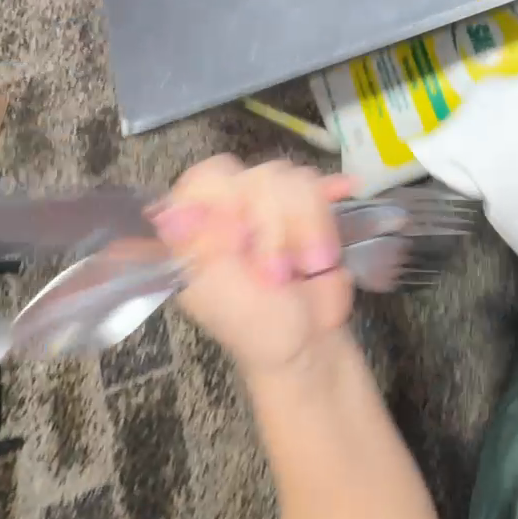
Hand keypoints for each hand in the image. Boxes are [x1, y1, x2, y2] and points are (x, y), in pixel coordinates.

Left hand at [152, 156, 354, 376]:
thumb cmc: (258, 327)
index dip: (228, 198)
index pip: (205, 179)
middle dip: (277, 227)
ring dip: (308, 226)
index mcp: (202, 227)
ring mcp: (274, 207)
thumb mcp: (220, 295)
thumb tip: (173, 214)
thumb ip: (201, 250)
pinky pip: (322, 183)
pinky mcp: (311, 209)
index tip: (242, 233)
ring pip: (296, 180)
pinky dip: (331, 189)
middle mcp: (235, 209)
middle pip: (259, 176)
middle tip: (278, 272)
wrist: (309, 342)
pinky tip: (344, 190)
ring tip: (307, 265)